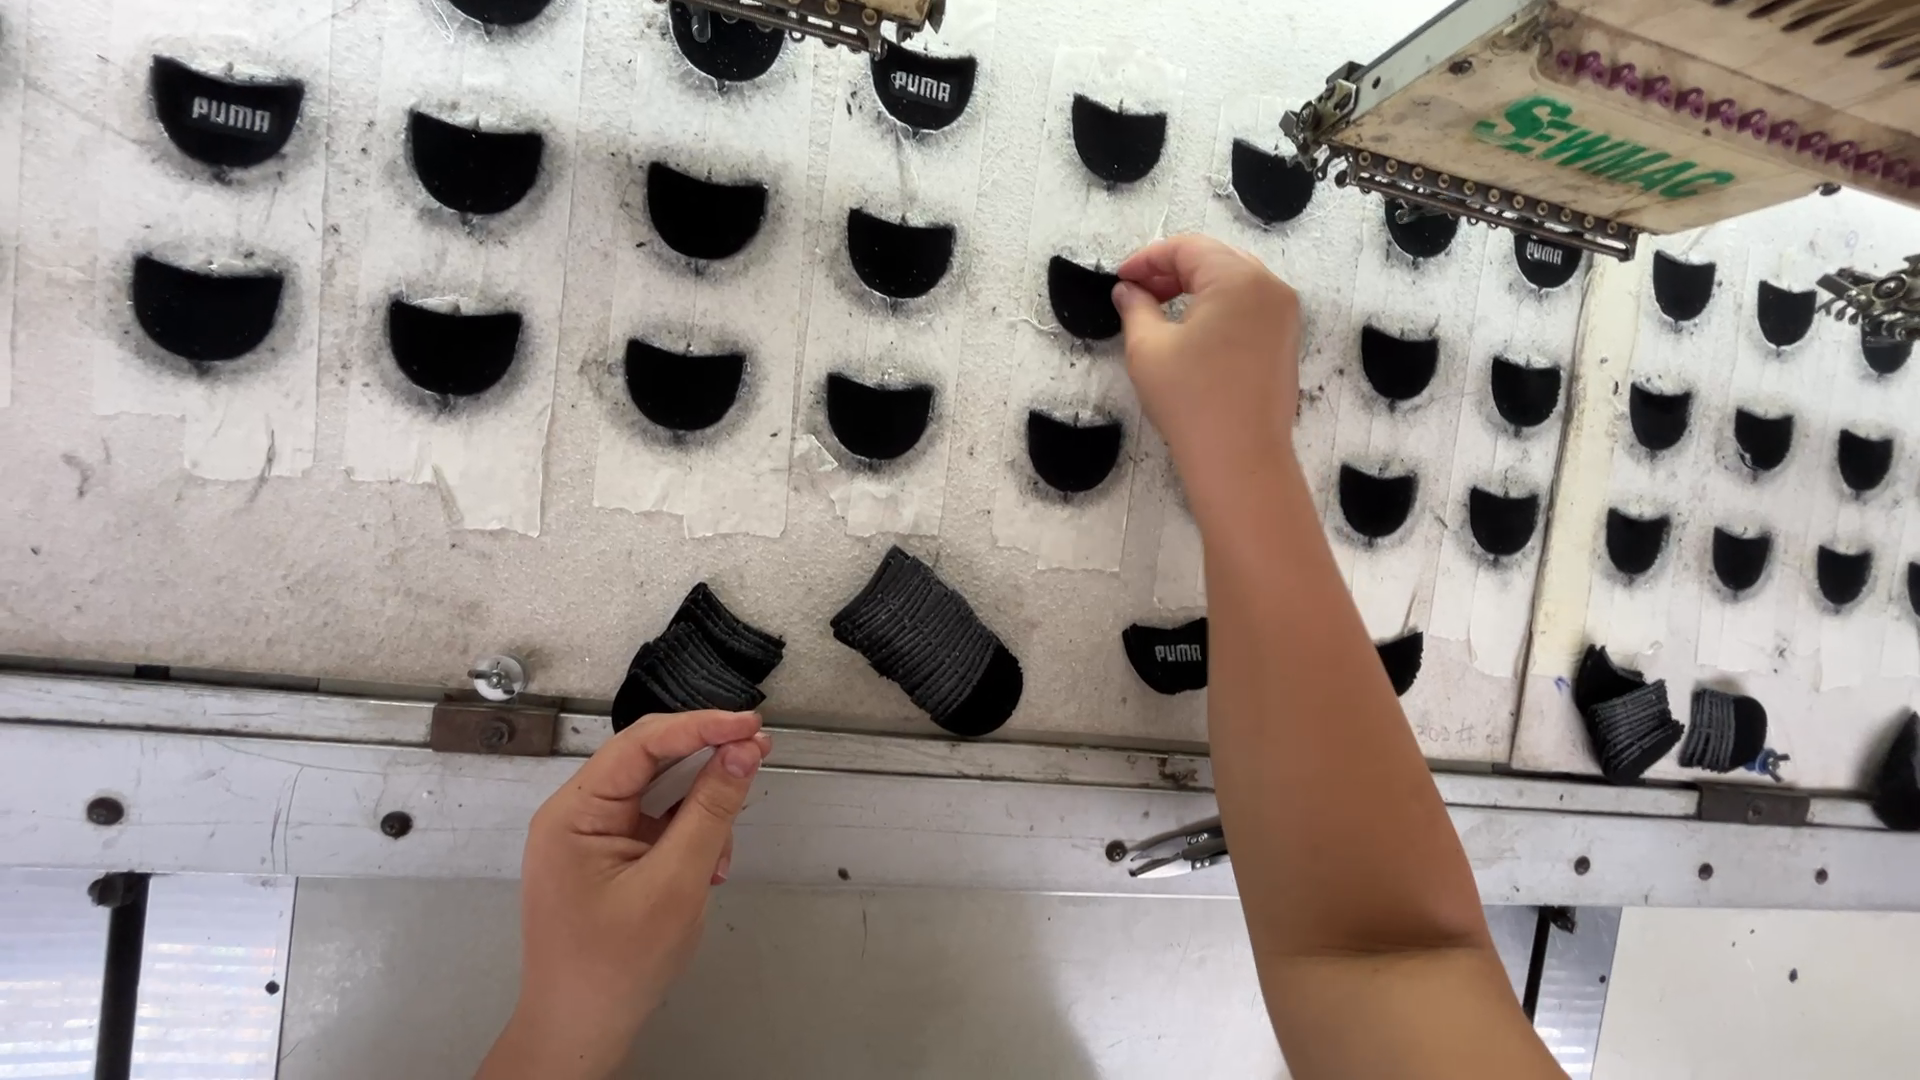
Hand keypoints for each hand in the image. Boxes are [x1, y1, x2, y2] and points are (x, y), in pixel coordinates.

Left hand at [477, 710, 768, 1079]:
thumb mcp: (676, 882)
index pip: (643, 744)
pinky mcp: (613, 854)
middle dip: (706, 756)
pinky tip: (711, 865)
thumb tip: (745, 751)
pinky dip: (693, 834)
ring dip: (703, 807)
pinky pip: (661, 822)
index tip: (751, 725)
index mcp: (575, 812)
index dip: (701, 726)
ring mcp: (595, 834)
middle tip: (758, 750)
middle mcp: (580, 813)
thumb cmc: (619, 964)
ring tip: (726, 847)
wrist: (580, 1035)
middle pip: (651, 759)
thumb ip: (712, 809)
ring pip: (662, 791)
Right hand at [1111, 235, 1302, 479]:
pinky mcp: (1285, 341)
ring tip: (1159, 311)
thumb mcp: (1147, 349)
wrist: (1239, 458)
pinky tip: (1190, 332)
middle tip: (1136, 293)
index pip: (1187, 247)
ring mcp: (1284, 314)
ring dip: (1194, 288)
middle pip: (1214, 258)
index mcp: (1237, 278)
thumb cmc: (1190, 400)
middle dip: (1171, 271)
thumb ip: (1135, 308)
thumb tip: (1127, 291)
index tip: (1119, 279)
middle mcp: (1269, 286)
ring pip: (1233, 282)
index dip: (1147, 258)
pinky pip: (1248, 307)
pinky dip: (1216, 308)